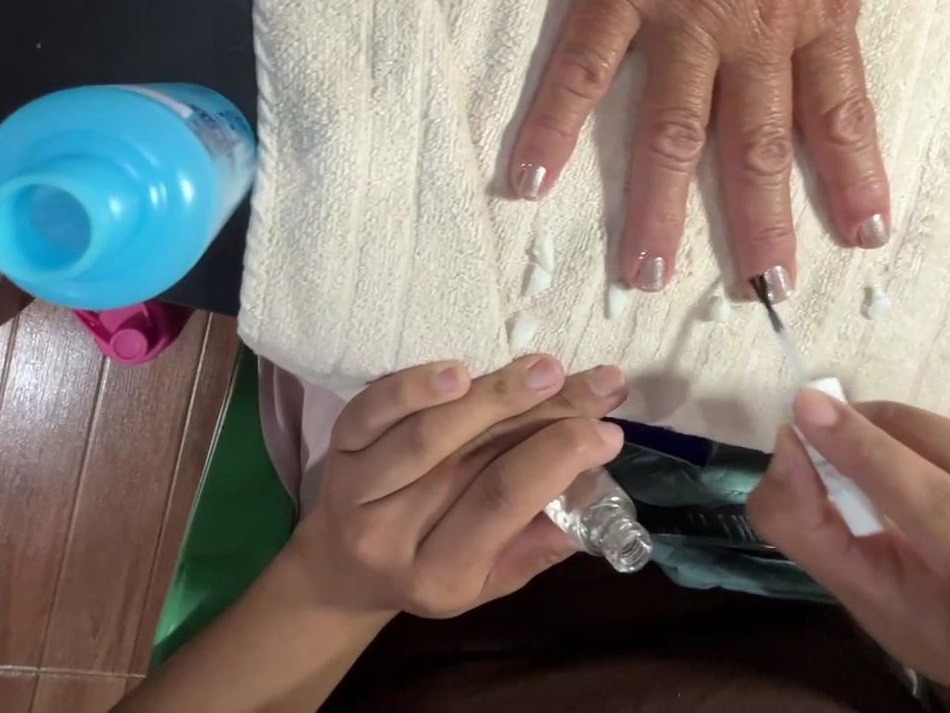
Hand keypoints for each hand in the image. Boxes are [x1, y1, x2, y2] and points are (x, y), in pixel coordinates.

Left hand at [284, 354, 627, 618]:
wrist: (340, 565)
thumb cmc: (427, 569)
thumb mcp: (485, 581)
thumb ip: (536, 545)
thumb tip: (593, 485)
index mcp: (440, 574)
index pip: (503, 503)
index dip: (558, 462)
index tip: (609, 432)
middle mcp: (393, 532)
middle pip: (475, 461)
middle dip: (544, 416)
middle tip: (597, 385)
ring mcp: (360, 484)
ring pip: (429, 433)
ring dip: (493, 395)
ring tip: (546, 369)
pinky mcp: (341, 442)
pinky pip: (374, 408)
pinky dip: (414, 386)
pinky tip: (459, 370)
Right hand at [508, 0, 949, 297]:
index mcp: (821, 0)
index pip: (841, 109)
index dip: (854, 175)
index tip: (863, 235)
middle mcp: (750, 26)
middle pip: (756, 143)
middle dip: (760, 222)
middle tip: (760, 289)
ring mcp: (676, 12)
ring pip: (669, 128)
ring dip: (658, 205)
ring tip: (648, 271)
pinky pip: (578, 66)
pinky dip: (551, 124)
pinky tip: (528, 181)